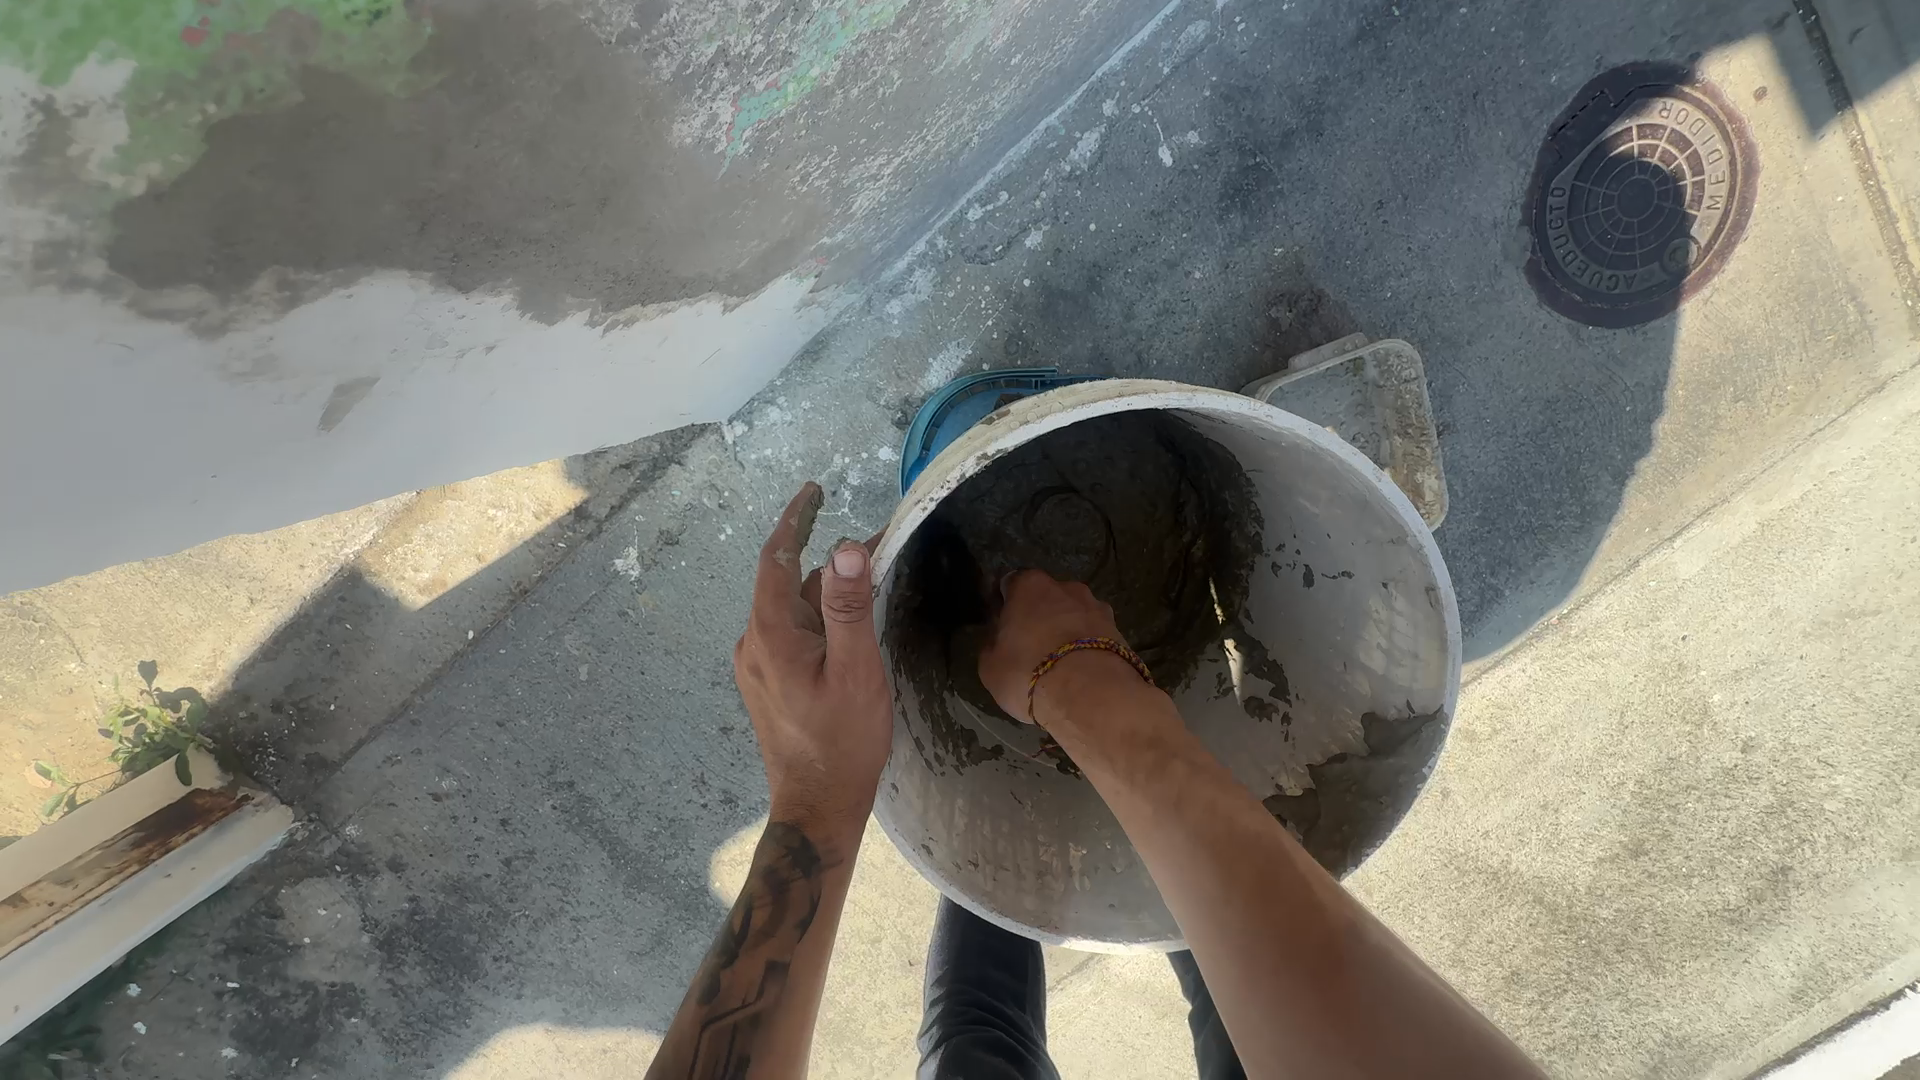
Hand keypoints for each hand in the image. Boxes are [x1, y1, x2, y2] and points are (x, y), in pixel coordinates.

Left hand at [734, 483, 891, 831]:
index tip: (814, 489)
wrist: (818, 805)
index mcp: (771, 633)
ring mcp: (758, 664)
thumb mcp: (857, 671)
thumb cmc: (843, 740)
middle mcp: (755, 641)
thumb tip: (846, 548)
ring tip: (874, 587)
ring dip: (828, 592)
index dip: (795, 518)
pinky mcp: (769, 681)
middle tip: (880, 546)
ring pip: (795, 610)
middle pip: (790, 583)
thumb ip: (850, 609)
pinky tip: (849, 629)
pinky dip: (821, 617)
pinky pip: (794, 633)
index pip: (776, 558)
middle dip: (830, 561)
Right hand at [977, 569, 1134, 725]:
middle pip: (1047, 598)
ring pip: (1074, 615)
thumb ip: (992, 645)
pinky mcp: (1120, 631)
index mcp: (1029, 585)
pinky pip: (1095, 636)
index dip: (1004, 604)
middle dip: (1039, 616)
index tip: (1000, 626)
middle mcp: (1066, 587)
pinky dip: (1087, 648)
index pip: (1010, 583)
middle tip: (1030, 647)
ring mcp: (1098, 607)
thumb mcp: (990, 666)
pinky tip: (1081, 672)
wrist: (1093, 695)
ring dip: (1066, 631)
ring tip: (1060, 664)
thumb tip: (1000, 641)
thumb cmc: (1030, 672)